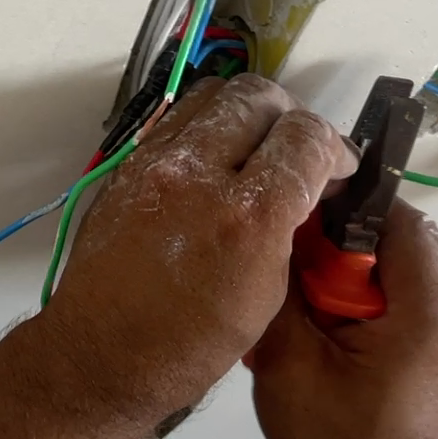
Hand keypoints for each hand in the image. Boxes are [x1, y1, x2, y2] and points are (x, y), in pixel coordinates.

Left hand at [0, 74, 356, 438]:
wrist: (102, 347)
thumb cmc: (192, 341)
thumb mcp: (267, 291)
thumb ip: (290, 222)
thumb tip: (307, 181)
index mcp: (247, 216)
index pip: (305, 137)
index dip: (333, 148)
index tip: (335, 168)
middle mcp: (199, 171)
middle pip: (257, 95)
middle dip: (288, 117)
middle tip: (293, 151)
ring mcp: (156, 159)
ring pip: (213, 91)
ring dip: (246, 111)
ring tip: (253, 148)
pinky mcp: (130, 160)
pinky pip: (179, 114)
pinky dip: (207, 123)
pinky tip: (214, 159)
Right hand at [246, 201, 437, 438]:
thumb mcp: (289, 360)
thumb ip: (282, 290)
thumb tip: (274, 236)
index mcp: (428, 321)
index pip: (407, 224)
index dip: (356, 203)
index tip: (307, 208)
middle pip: (400, 255)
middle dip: (342, 252)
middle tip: (292, 269)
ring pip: (398, 288)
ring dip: (347, 288)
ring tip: (301, 312)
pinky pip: (402, 320)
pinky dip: (362, 317)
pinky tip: (323, 344)